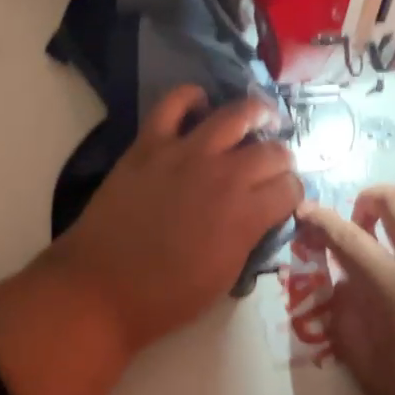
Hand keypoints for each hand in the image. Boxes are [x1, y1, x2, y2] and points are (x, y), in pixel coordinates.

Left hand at [0, 87, 300, 394]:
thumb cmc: (166, 296)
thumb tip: (262, 213)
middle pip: (273, 150)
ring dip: (256, 115)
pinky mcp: (150, 142)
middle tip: (275, 165)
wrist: (101, 289)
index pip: (290, 188)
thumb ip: (250, 235)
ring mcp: (185, 152)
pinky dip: (192, 97)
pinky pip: (174, 102)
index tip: (287, 198)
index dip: (294, 193)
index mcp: (245, 214)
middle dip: (282, 159)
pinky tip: (201, 105)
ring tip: (259, 120)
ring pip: (236, 114)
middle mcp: (224, 174)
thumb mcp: (226, 275)